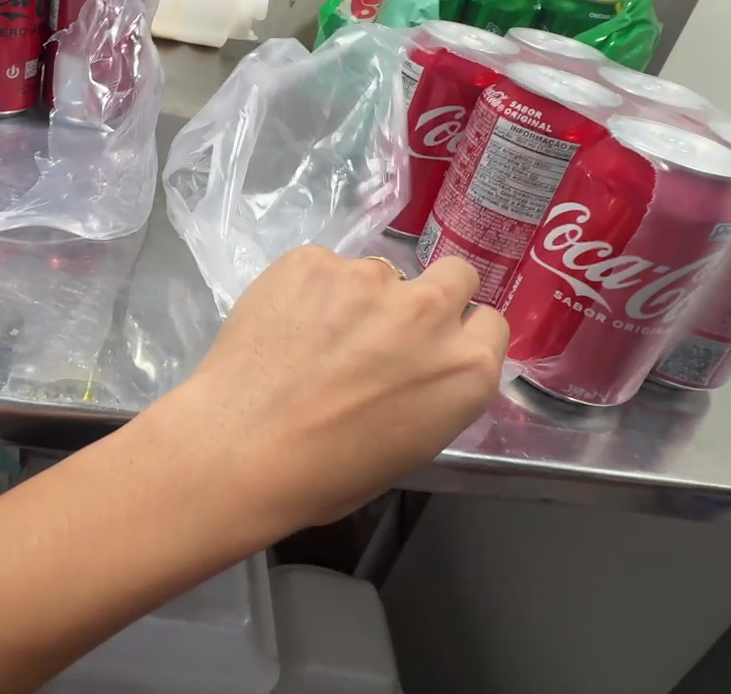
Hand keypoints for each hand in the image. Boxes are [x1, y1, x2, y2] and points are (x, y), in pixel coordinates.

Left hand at [148, 246, 507, 536]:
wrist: (241, 445)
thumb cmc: (326, 472)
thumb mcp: (409, 445)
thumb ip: (431, 389)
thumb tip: (414, 366)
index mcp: (464, 367)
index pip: (488, 322)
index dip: (458, 334)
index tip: (428, 348)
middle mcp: (427, 310)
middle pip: (454, 274)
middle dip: (429, 294)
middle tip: (386, 325)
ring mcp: (367, 276)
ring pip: (377, 271)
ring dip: (357, 295)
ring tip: (314, 334)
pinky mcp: (311, 259)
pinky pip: (322, 266)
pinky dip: (308, 288)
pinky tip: (281, 323)